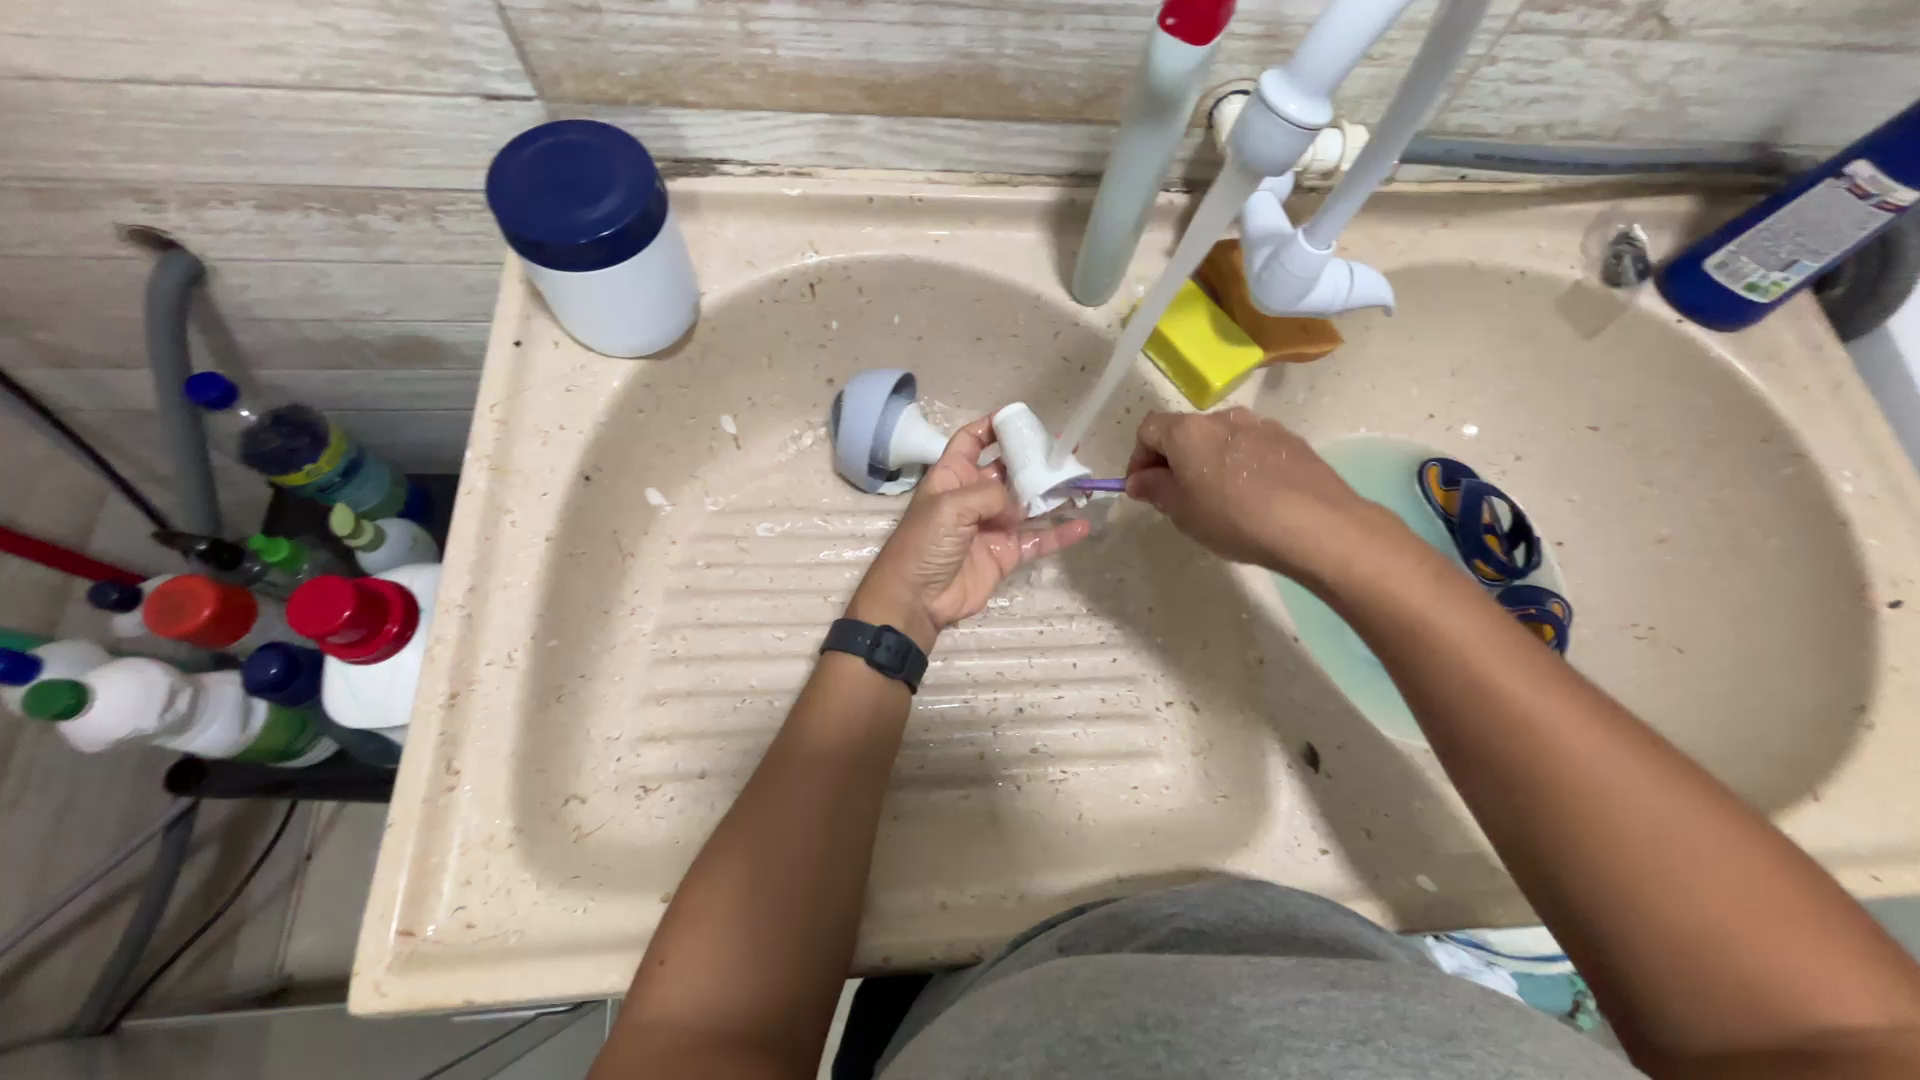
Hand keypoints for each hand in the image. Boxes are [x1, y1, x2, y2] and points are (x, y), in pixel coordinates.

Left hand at [850, 415, 1091, 650]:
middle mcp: (973, 497)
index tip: (1021, 417)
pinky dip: (1059, 534)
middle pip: (1008, 470)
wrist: (916, 599)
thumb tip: (1020, 504)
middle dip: (1034, 459)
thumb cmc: (924, 544)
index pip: (971, 441)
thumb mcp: (950, 506)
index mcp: (952, 477)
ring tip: (1081, 481)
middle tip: (1065, 450)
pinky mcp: (1005, 554)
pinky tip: (1082, 525)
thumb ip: (990, 494)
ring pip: (1029, 504)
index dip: (992, 427)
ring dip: (1053, 494)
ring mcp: (992, 527)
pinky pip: (1037, 539)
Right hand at [1124, 407, 1382, 581]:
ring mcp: (1261, 427)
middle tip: (1176, 498)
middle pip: (1186, 432)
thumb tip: (1140, 479)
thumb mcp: (1182, 512)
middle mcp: (1224, 419)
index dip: (1138, 458)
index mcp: (1189, 431)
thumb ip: (1155, 489)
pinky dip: (1241, 467)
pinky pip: (1252, 449)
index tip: (1142, 489)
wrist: (1317, 525)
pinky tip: (1253, 498)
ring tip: (1218, 500)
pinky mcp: (1290, 441)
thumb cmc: (1235, 519)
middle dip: (1174, 461)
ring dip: (1209, 463)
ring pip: (1221, 440)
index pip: (1148, 430)